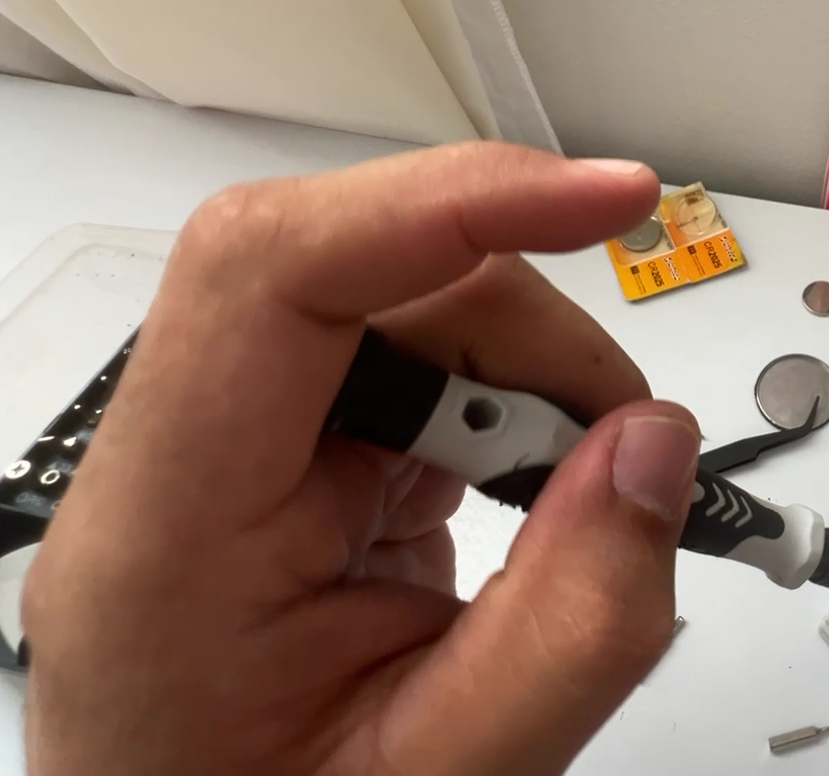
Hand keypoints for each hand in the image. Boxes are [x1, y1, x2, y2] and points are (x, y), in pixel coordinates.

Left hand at [22, 144, 701, 775]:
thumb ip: (576, 626)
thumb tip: (656, 439)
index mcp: (173, 530)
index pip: (280, 269)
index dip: (459, 202)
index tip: (618, 202)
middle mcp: (205, 446)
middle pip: (400, 281)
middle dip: (548, 349)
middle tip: (619, 456)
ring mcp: (272, 432)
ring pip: (448, 303)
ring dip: (554, 379)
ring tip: (579, 497)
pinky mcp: (334, 435)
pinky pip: (458, 353)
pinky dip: (539, 399)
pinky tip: (542, 484)